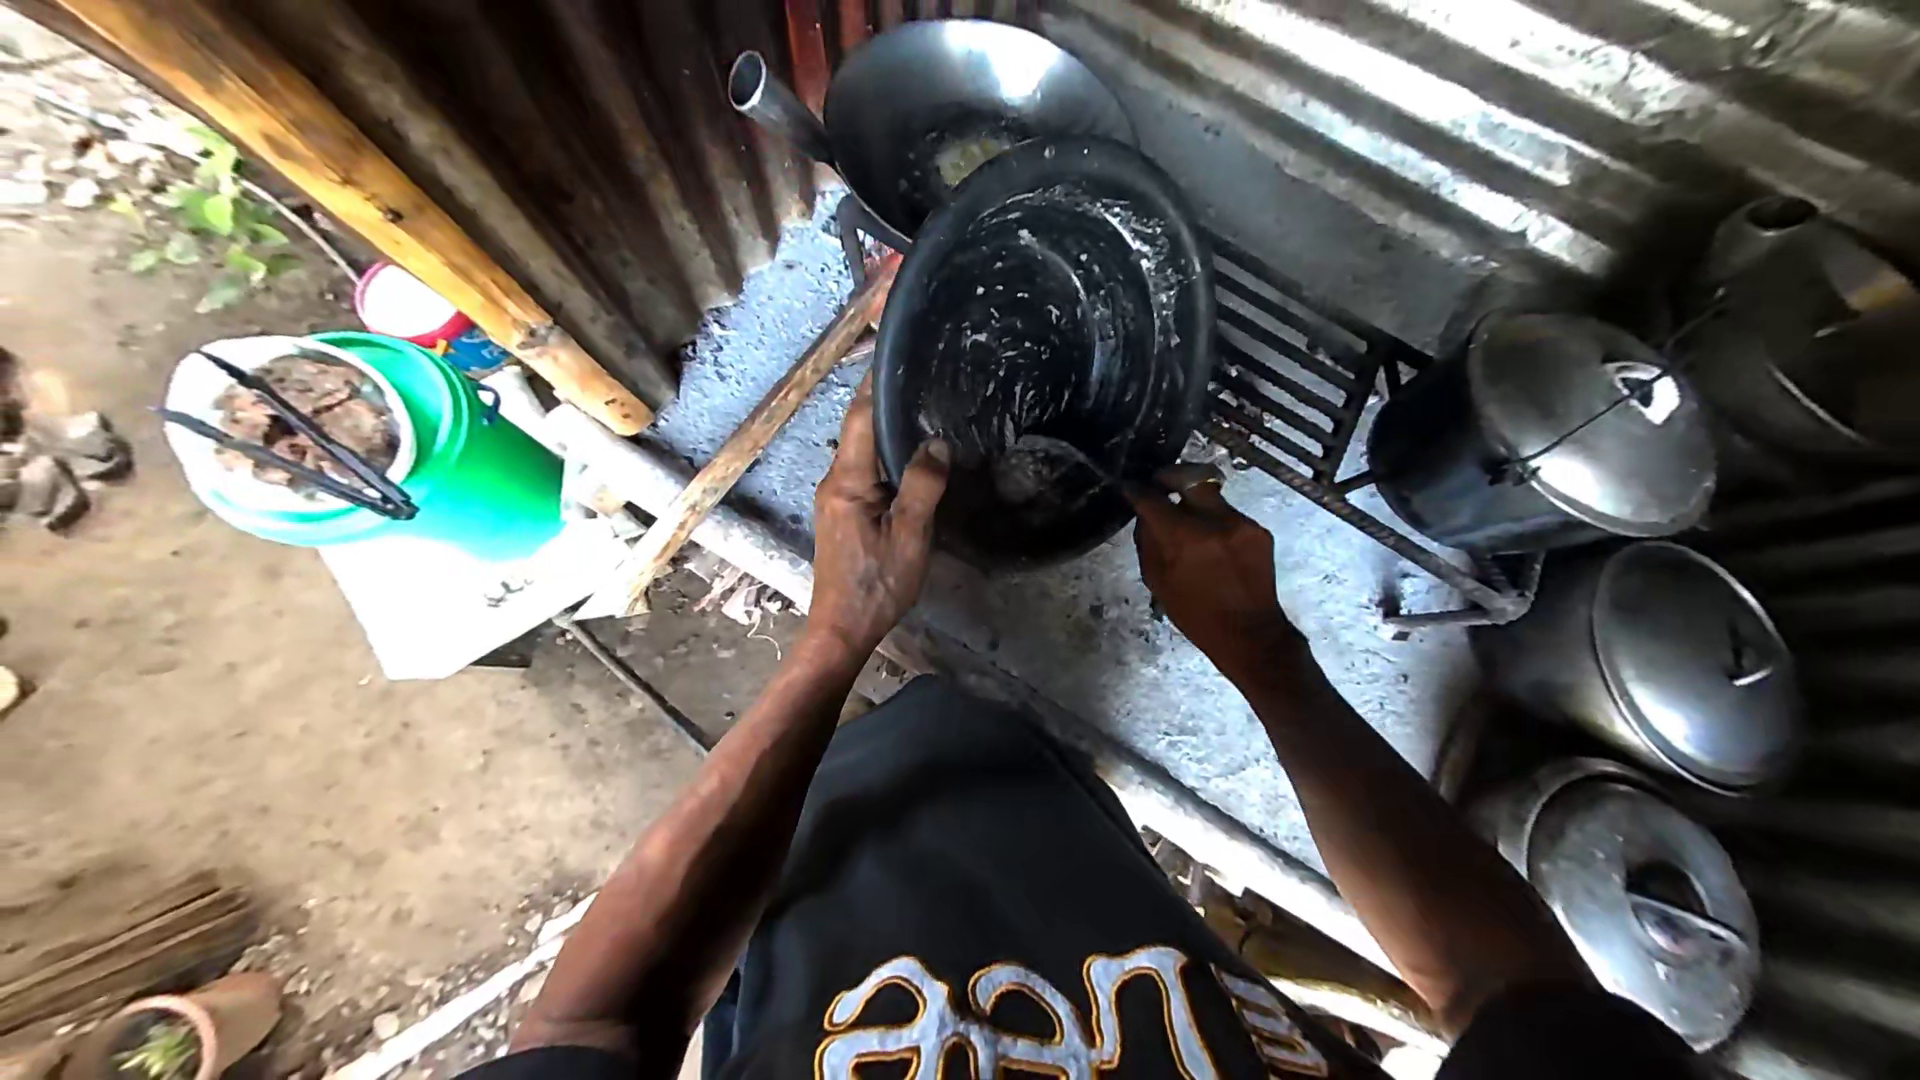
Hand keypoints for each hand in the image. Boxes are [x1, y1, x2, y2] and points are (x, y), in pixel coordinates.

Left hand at [805, 378, 949, 659]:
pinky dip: (884, 457)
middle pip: (856, 430)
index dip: (875, 385)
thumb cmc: (877, 585)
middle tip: (922, 381)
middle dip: (884, 402)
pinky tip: (909, 459)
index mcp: (847, 481)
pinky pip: (863, 471)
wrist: (843, 627)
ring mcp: (835, 498)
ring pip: (861, 452)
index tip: (896, 356)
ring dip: (886, 431)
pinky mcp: (841, 513)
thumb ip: (923, 486)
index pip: (859, 418)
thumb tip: (937, 443)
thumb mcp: (909, 536)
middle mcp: (833, 481)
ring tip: (922, 413)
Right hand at [1129, 467, 1296, 676]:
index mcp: (1184, 539)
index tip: (1129, 487)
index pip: (1153, 499)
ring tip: (1187, 519)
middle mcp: (1215, 523)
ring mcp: (1242, 524)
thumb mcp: (1157, 581)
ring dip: (1194, 501)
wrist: (1249, 633)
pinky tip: (1212, 542)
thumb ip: (1148, 542)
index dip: (1137, 490)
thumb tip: (1144, 515)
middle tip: (1159, 482)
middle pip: (1189, 478)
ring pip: (1211, 495)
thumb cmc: (1195, 614)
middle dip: (1170, 477)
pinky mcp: (1259, 530)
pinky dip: (1214, 521)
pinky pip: (1229, 514)